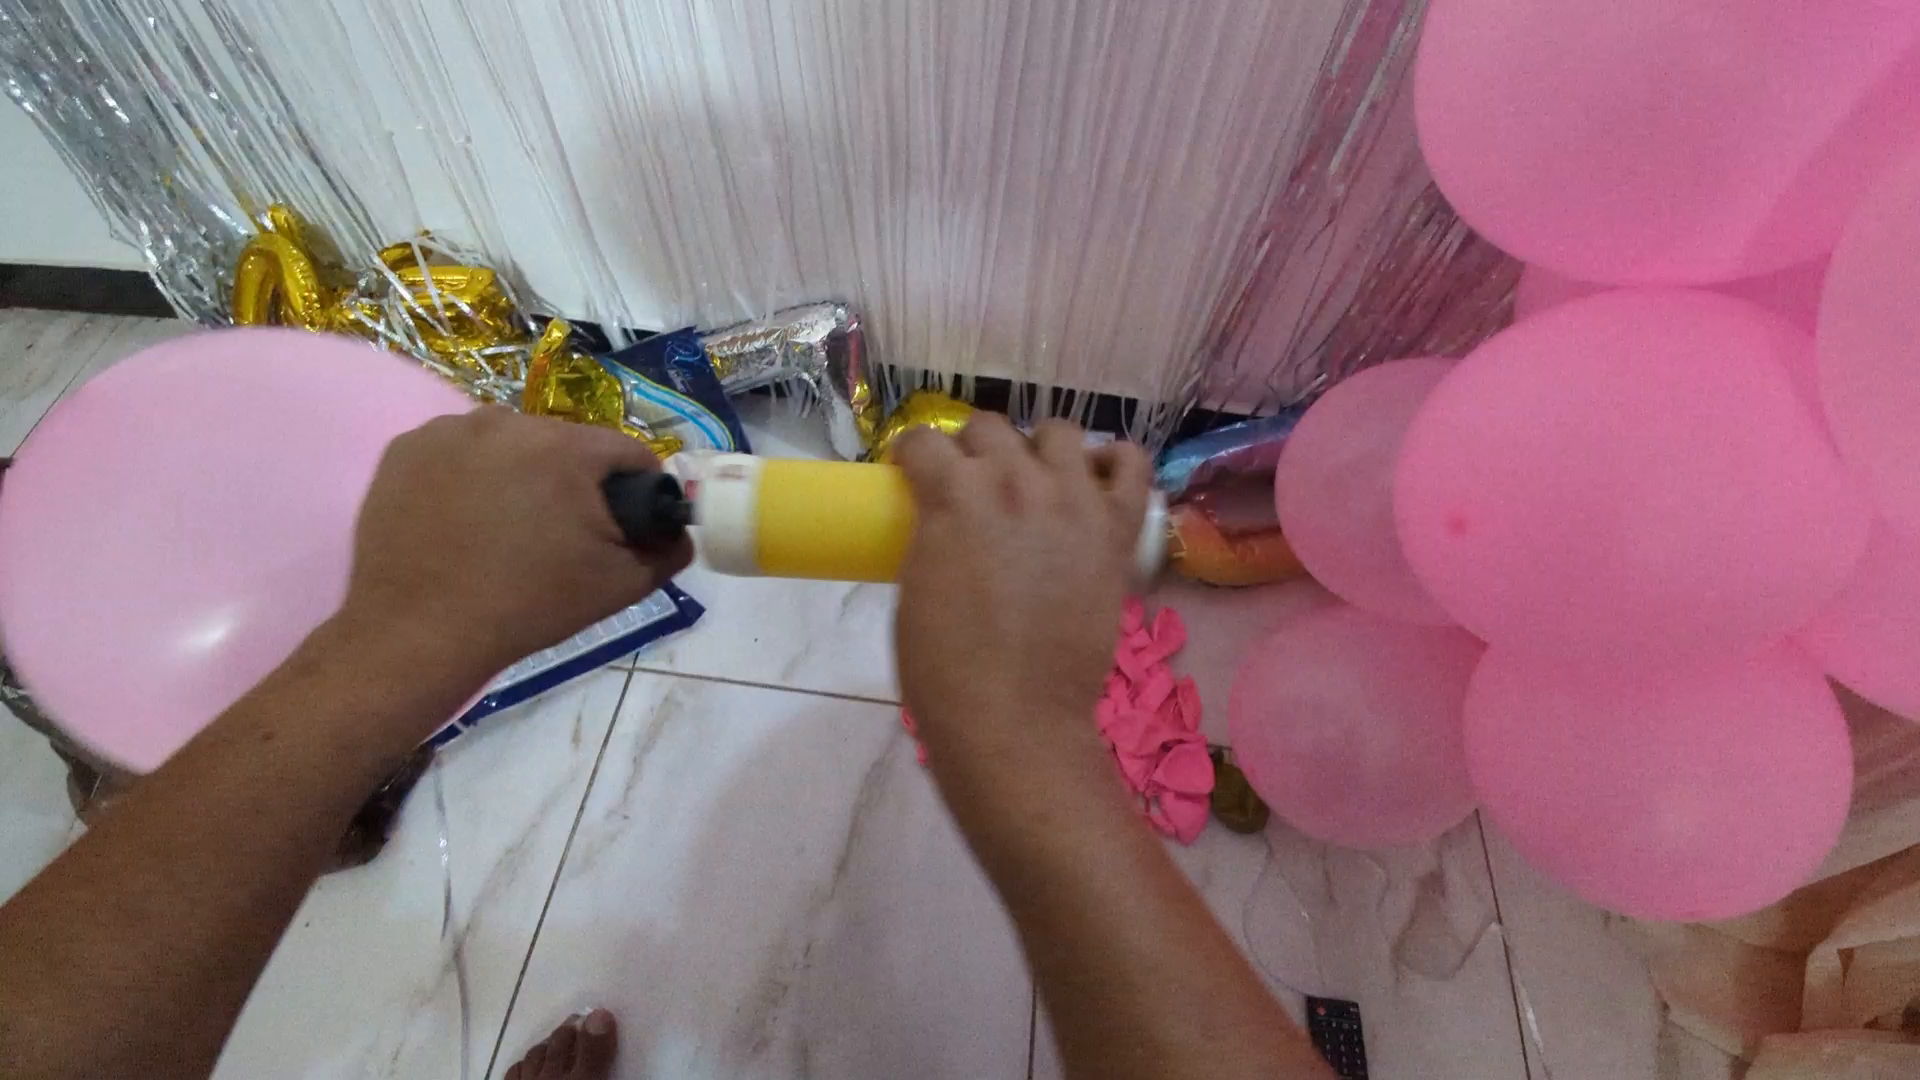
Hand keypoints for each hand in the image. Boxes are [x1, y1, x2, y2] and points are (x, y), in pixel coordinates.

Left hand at [337, 407, 692, 679]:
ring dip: (529, 473)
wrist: (419, 633)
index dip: (639, 489)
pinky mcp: (406, 448)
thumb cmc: (532, 604)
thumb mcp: (623, 584)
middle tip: (568, 534)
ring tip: (516, 526)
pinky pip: (467, 450)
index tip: (626, 525)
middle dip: (579, 481)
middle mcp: (507, 422)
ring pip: (518, 443)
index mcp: (565, 448)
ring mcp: (449, 430)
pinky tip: (472, 517)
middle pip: (570, 444)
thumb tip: (679, 533)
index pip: (628, 451)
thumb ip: (670, 550)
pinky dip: (478, 474)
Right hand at [893, 415, 1150, 761]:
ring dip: (1037, 450)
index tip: (914, 474)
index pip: (923, 440)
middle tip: (971, 487)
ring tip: (1034, 483)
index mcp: (953, 494)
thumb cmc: (944, 666)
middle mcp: (1015, 481)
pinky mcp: (1115, 528)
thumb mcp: (913, 585)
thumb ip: (931, 533)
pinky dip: (1112, 465)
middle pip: (988, 428)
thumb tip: (944, 517)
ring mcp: (1073, 500)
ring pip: (1058, 433)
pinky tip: (1092, 485)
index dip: (912, 455)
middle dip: (970, 451)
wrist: (1014, 716)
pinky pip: (1131, 464)